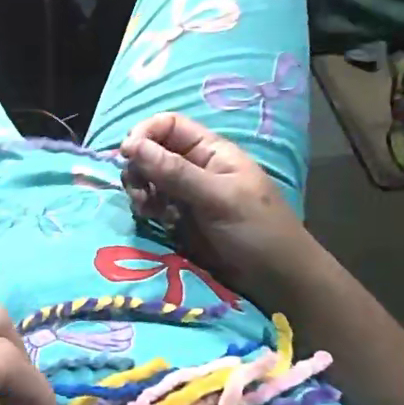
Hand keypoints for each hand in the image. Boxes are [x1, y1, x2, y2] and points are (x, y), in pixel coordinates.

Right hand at [119, 112, 305, 300]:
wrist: (275, 279)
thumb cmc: (257, 230)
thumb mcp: (217, 197)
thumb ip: (175, 172)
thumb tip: (130, 145)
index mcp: (210, 151)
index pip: (167, 125)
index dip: (144, 134)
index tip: (127, 154)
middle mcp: (194, 166)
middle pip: (150, 151)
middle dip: (138, 167)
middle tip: (140, 192)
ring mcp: (184, 193)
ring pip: (146, 178)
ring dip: (139, 190)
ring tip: (147, 210)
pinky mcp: (177, 217)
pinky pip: (151, 203)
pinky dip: (146, 209)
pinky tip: (156, 221)